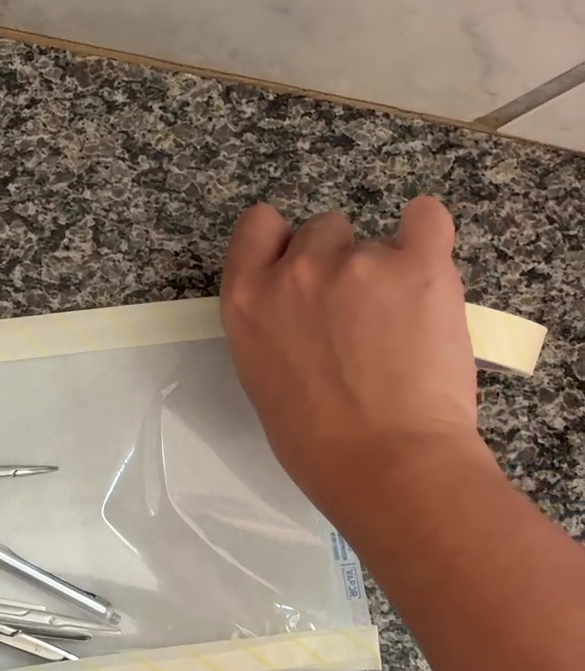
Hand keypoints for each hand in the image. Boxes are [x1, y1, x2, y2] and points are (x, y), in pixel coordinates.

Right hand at [220, 197, 493, 516]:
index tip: (292, 256)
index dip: (278, 238)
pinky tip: (427, 251)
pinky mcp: (420, 265)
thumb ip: (270, 316)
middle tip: (351, 299)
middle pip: (320, 228)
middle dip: (334, 255)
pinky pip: (426, 220)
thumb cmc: (306, 425)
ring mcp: (356, 263)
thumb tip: (304, 301)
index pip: (257, 226)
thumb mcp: (256, 362)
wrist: (376, 450)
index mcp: (243, 297)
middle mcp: (293, 270)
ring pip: (372, 237)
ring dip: (382, 263)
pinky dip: (426, 229)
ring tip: (395, 311)